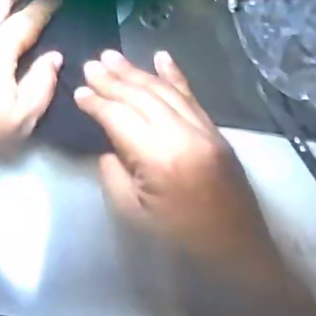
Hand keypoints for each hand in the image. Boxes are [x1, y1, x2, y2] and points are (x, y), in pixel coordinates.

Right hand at [74, 50, 284, 278]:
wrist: (238, 259)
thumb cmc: (180, 246)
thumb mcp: (134, 215)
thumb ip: (115, 173)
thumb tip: (110, 143)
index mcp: (158, 158)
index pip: (120, 117)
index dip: (96, 103)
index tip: (78, 91)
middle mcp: (183, 134)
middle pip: (142, 96)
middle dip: (114, 79)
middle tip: (91, 63)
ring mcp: (204, 129)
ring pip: (165, 91)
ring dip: (138, 72)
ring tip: (114, 56)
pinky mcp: (216, 132)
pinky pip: (192, 96)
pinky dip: (175, 76)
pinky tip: (161, 57)